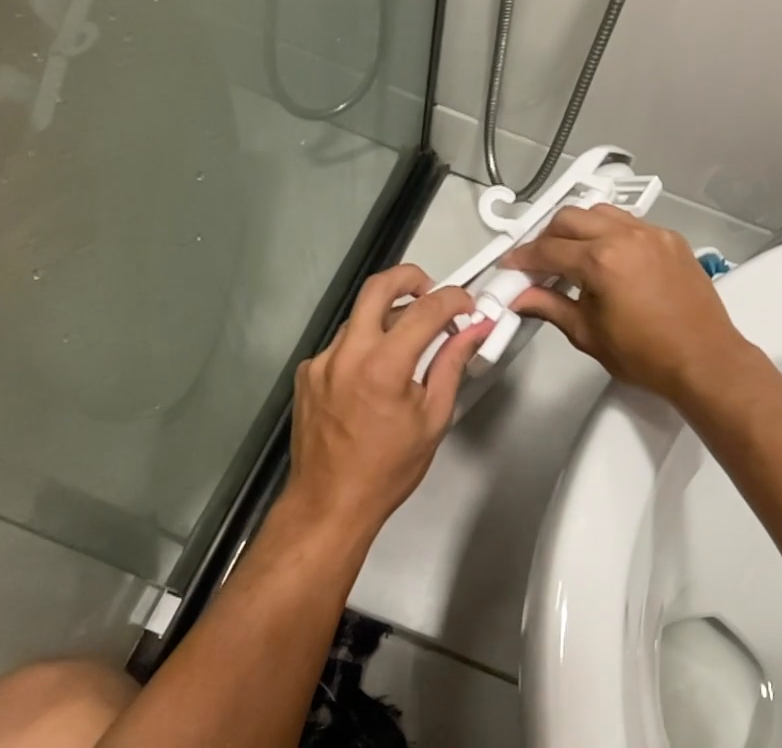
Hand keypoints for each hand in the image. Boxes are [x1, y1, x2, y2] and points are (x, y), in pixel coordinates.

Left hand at [288, 264, 494, 534]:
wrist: (330, 503)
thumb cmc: (386, 469)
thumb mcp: (433, 418)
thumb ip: (452, 366)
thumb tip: (473, 333)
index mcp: (383, 366)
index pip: (425, 310)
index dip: (453, 300)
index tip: (466, 306)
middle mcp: (347, 354)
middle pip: (378, 287)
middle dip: (409, 278)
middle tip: (431, 291)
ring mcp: (322, 361)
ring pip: (359, 316)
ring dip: (386, 317)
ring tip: (408, 343)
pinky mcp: (308, 373)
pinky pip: (342, 344)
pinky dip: (364, 346)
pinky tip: (376, 374)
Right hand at [505, 205, 756, 399]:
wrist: (704, 361)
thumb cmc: (648, 355)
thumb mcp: (587, 334)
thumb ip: (550, 307)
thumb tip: (522, 298)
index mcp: (602, 261)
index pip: (548, 250)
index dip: (523, 258)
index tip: (511, 266)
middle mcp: (626, 237)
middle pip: (570, 218)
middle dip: (548, 236)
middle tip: (538, 262)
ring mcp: (652, 234)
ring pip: (601, 212)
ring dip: (579, 227)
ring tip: (571, 254)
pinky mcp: (671, 240)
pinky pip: (631, 222)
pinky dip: (611, 231)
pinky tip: (606, 255)